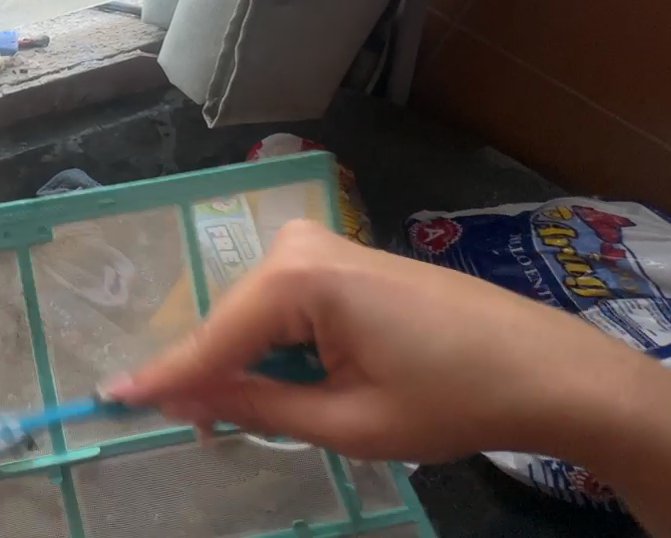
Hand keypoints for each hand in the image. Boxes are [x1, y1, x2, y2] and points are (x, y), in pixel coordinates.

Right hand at [101, 218, 644, 462]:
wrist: (555, 370)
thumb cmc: (457, 399)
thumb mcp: (353, 423)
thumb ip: (259, 407)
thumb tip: (186, 403)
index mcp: (299, 277)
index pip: (217, 335)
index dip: (168, 374)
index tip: (115, 395)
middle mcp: (293, 245)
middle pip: (230, 320)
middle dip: (210, 373)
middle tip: (193, 426)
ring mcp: (311, 244)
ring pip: (250, 314)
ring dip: (241, 362)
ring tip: (230, 411)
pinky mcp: (328, 255)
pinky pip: (276, 304)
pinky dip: (268, 344)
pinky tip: (273, 378)